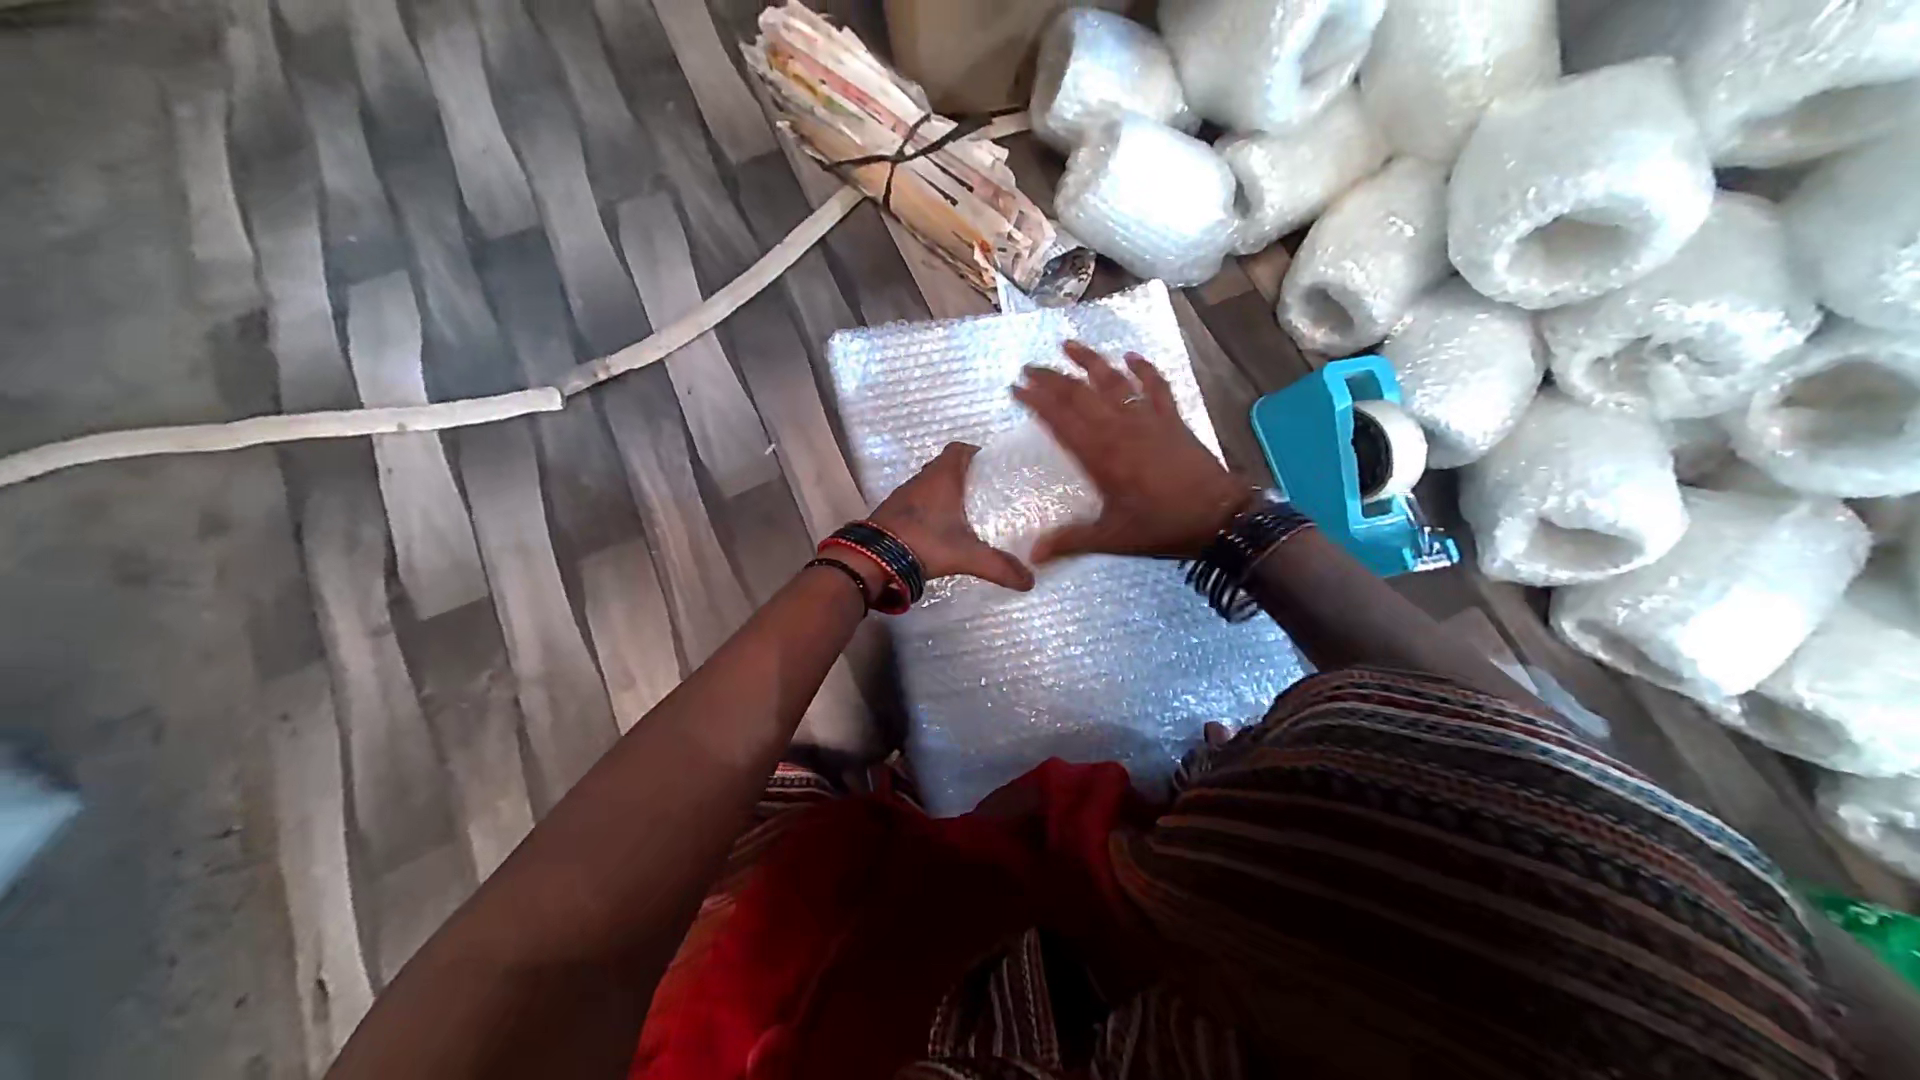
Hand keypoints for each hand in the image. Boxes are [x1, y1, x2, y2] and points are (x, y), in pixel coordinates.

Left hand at [864, 442, 1034, 590]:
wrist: (873, 559)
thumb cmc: (925, 543)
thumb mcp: (967, 555)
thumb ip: (999, 566)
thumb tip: (1029, 581)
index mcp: (942, 478)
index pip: (958, 449)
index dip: (974, 453)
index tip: (991, 466)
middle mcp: (921, 480)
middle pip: (944, 466)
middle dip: (964, 475)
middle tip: (984, 492)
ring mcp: (903, 495)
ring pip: (929, 484)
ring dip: (945, 492)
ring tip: (965, 511)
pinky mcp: (892, 512)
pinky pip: (916, 502)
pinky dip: (929, 508)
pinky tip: (939, 528)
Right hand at [1012, 341, 1249, 562]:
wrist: (1219, 516)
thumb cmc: (1161, 526)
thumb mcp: (1112, 538)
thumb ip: (1071, 541)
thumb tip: (1033, 555)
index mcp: (1100, 455)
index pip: (1060, 419)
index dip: (1036, 401)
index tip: (1016, 387)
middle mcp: (1120, 429)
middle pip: (1080, 394)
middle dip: (1052, 378)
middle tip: (1030, 367)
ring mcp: (1147, 419)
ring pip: (1114, 381)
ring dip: (1090, 361)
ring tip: (1068, 344)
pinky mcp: (1171, 419)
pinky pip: (1155, 387)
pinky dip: (1144, 369)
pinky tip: (1131, 356)